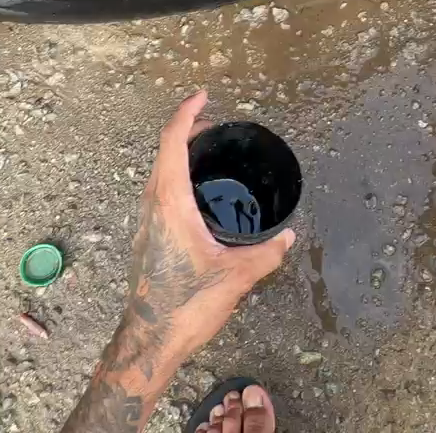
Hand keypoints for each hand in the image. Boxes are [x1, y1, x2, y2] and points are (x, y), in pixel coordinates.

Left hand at [111, 91, 295, 377]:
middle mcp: (152, 202)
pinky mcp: (147, 233)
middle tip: (213, 118)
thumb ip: (266, 254)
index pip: (172, 141)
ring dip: (178, 149)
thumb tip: (289, 237)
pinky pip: (159, 186)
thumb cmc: (186, 305)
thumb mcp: (235, 277)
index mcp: (170, 201)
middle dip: (186, 126)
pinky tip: (196, 188)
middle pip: (163, 149)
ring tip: (206, 147)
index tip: (203, 94)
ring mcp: (145, 218)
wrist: (149, 342)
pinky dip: (175, 170)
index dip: (187, 112)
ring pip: (158, 168)